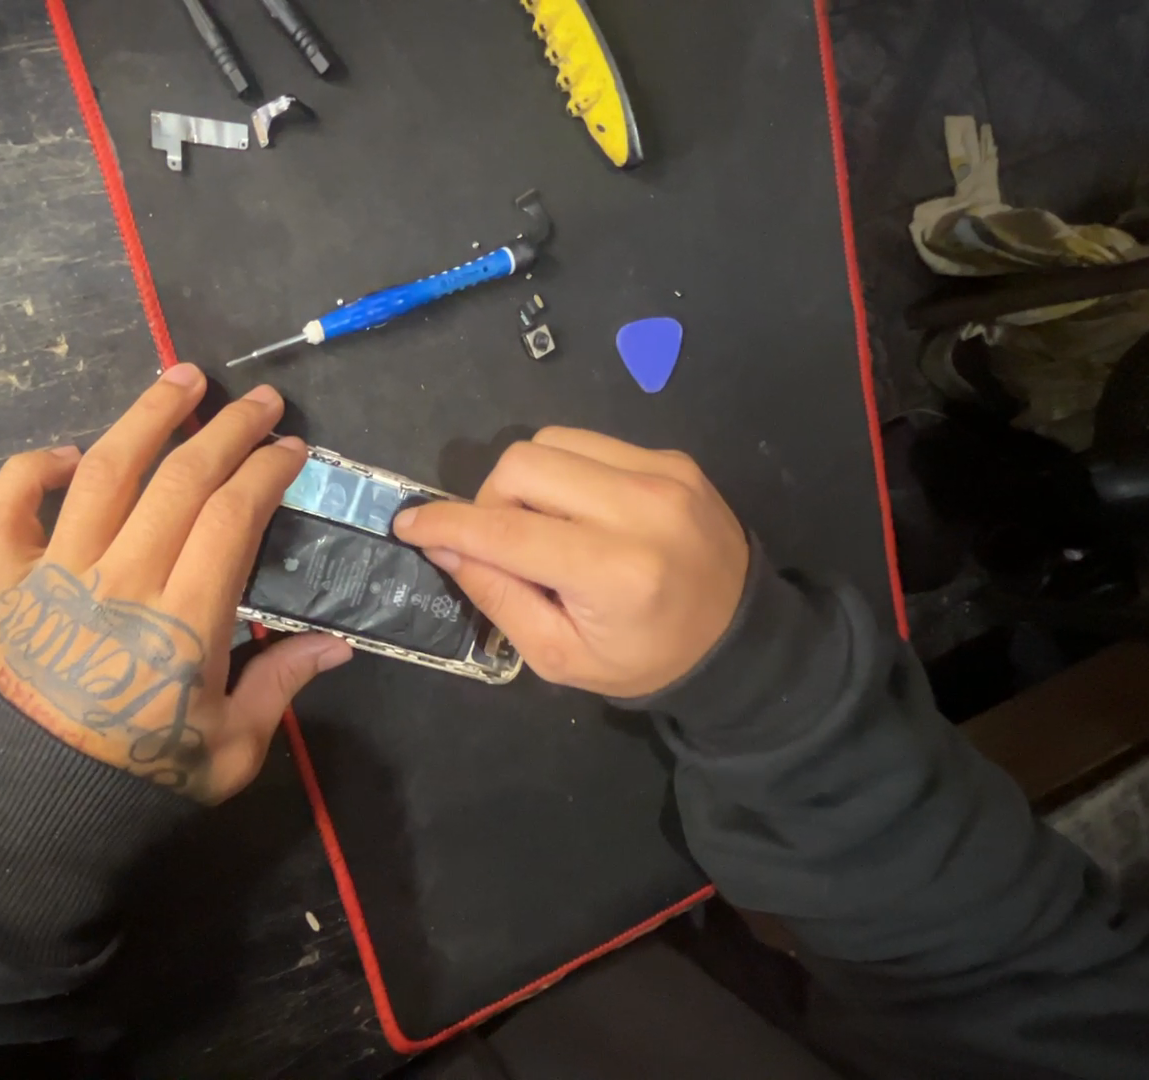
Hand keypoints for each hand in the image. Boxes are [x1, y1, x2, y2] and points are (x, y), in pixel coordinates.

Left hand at [0, 364, 351, 802]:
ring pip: (104, 471)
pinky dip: (32, 470)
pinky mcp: (9, 583)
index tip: (292, 449)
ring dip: (147, 416)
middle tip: (261, 400)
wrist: (37, 808)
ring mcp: (58, 575)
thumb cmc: (145, 778)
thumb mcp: (233, 747)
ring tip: (182, 377)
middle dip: (227, 428)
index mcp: (183, 622)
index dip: (267, 471)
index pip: (232, 517)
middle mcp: (121, 580)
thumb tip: (339, 643)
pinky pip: (5, 511)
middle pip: (180, 479)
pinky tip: (71, 455)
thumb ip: (282, 684)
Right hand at [393, 427, 747, 698]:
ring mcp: (661, 473)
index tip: (408, 524)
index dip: (445, 524)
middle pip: (522, 465)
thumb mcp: (558, 655)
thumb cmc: (643, 660)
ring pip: (549, 441)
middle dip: (489, 502)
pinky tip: (578, 510)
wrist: (740, 640)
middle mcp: (641, 508)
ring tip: (542, 525)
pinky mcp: (670, 457)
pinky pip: (585, 442)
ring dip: (523, 483)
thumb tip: (443, 545)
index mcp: (614, 573)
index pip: (505, 532)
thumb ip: (497, 596)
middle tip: (501, 542)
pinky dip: (561, 473)